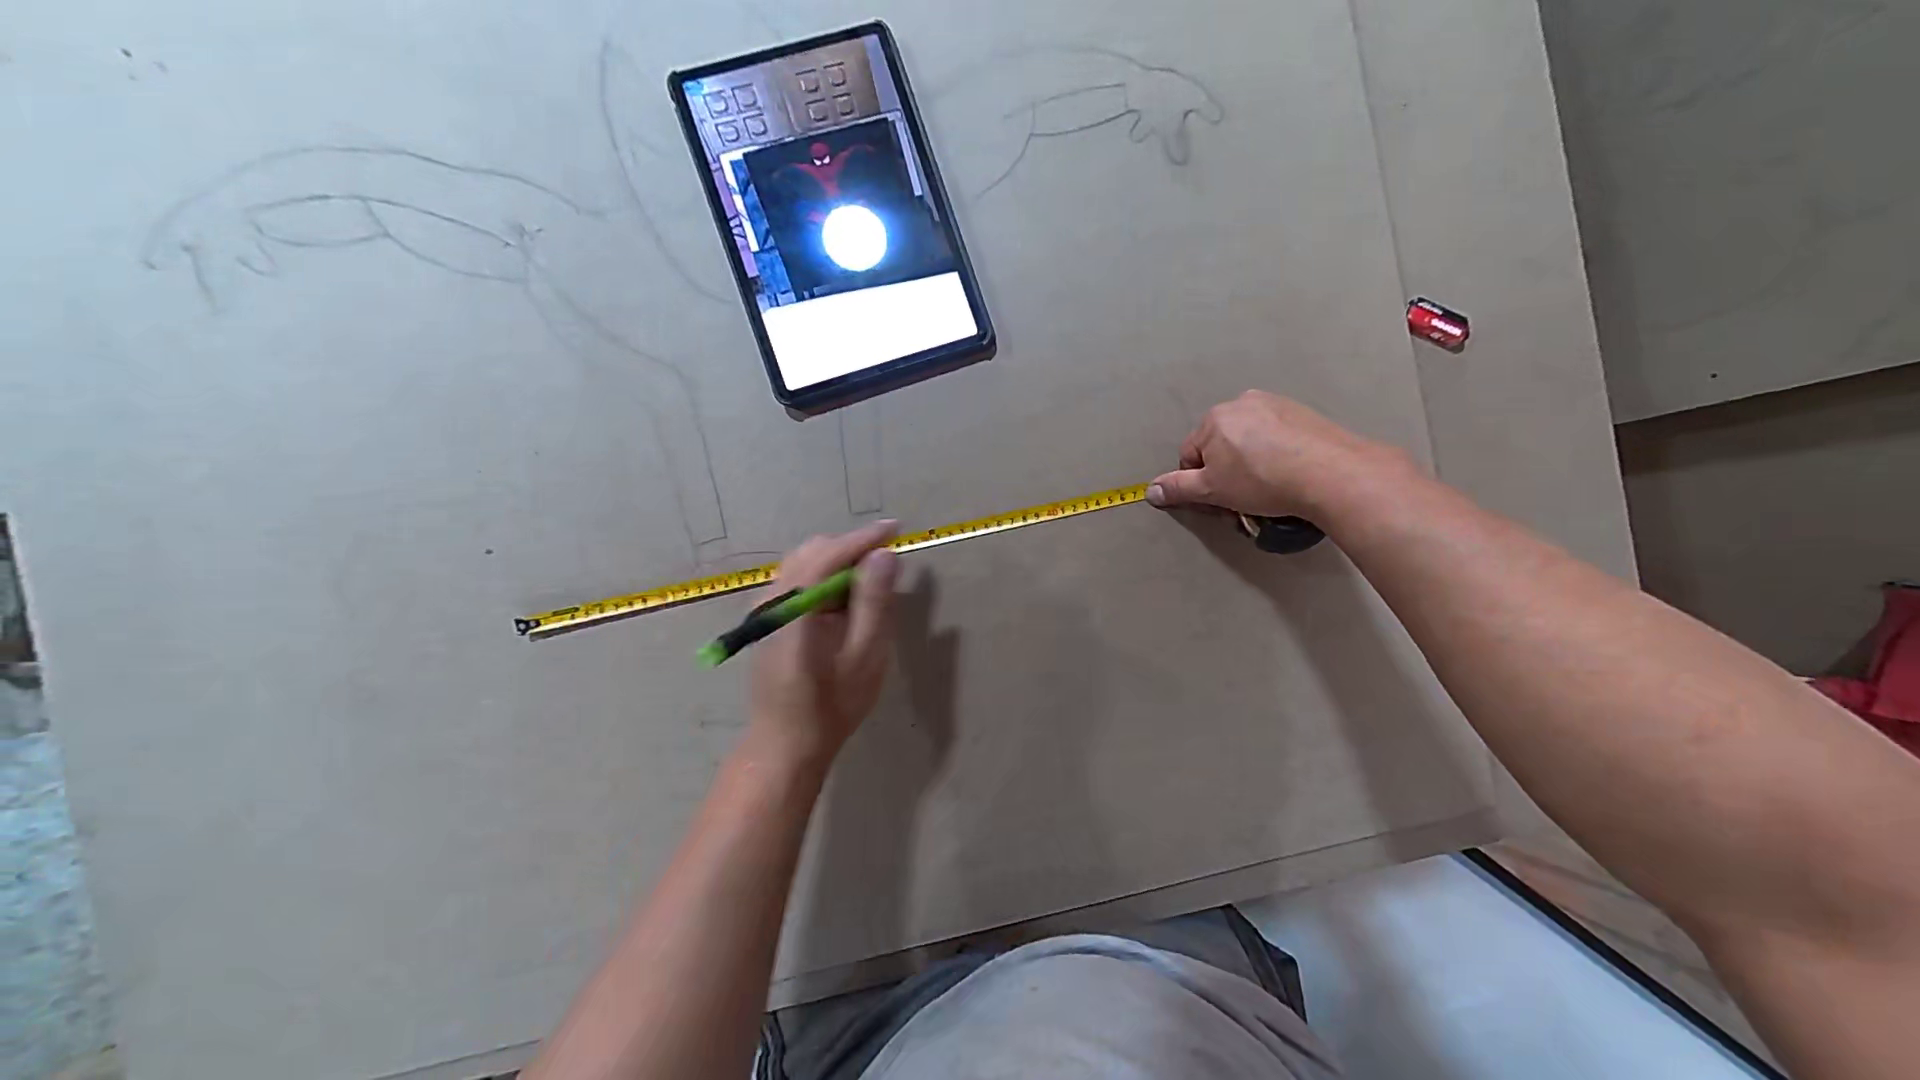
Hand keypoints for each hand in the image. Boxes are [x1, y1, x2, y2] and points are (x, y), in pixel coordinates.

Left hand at [748, 521, 901, 763]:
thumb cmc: (832, 705)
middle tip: (887, 561)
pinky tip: (843, 599)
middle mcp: (771, 600)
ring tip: (870, 579)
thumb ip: (874, 601)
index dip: (863, 538)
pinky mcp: (766, 620)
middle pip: (812, 552)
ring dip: (837, 562)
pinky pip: (796, 582)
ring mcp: (764, 610)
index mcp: (793, 607)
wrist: (786, 744)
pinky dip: (823, 578)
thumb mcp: (866, 655)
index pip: (828, 554)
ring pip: (802, 564)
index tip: (896, 528)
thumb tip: (884, 555)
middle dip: (851, 548)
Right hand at [1147, 391, 1413, 519]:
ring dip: (1250, 464)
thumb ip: (1178, 489)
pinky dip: (1276, 454)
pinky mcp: (1303, 413)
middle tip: (1243, 499)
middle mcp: (1242, 403)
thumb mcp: (1212, 491)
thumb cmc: (1262, 481)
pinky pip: (1276, 436)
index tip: (1219, 503)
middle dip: (1226, 472)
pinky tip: (1289, 474)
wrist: (1330, 473)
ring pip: (1248, 441)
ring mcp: (1275, 404)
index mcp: (1214, 418)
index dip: (1200, 485)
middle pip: (1220, 446)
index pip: (1190, 456)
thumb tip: (1151, 490)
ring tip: (1269, 489)